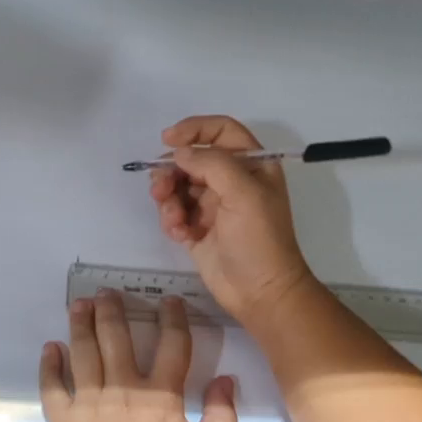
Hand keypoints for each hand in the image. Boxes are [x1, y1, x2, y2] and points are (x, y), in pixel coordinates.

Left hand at [40, 290, 238, 421]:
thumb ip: (222, 420)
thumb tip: (226, 380)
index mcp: (162, 399)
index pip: (172, 347)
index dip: (173, 320)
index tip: (169, 300)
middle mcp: (123, 390)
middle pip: (117, 338)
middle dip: (114, 310)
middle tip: (108, 291)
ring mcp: (89, 403)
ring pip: (83, 352)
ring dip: (81, 324)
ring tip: (79, 304)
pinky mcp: (62, 420)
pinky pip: (52, 384)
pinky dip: (50, 365)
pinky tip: (50, 349)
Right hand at [149, 115, 314, 326]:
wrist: (260, 292)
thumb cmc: (260, 238)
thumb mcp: (243, 193)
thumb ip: (211, 163)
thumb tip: (180, 152)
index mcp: (251, 165)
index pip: (221, 131)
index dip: (195, 129)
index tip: (169, 140)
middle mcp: (231, 180)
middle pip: (191, 159)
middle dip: (172, 171)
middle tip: (161, 188)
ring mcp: (212, 205)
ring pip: (177, 185)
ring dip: (168, 199)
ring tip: (173, 219)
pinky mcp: (197, 228)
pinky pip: (174, 212)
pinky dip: (171, 220)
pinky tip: (180, 234)